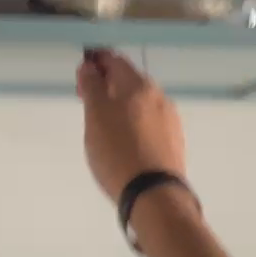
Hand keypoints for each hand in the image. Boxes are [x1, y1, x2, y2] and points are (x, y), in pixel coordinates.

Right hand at [76, 50, 186, 202]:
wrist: (155, 197)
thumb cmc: (117, 151)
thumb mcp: (94, 115)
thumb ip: (91, 85)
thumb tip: (89, 66)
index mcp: (137, 83)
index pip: (113, 59)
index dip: (94, 63)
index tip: (81, 79)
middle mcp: (157, 94)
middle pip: (127, 80)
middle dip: (107, 86)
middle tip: (89, 105)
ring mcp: (169, 118)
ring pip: (139, 102)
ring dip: (121, 106)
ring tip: (106, 128)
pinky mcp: (174, 142)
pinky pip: (149, 122)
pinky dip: (135, 124)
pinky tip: (126, 143)